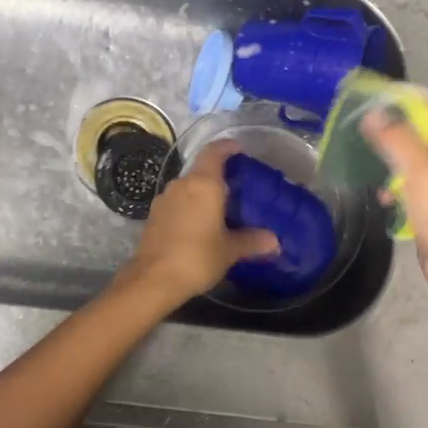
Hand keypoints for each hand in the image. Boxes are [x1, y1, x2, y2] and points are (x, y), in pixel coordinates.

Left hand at [118, 140, 278, 305]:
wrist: (153, 279)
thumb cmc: (197, 257)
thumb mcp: (229, 250)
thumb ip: (252, 241)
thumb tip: (274, 241)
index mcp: (203, 184)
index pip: (214, 152)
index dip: (227, 147)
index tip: (239, 149)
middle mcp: (182, 185)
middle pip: (201, 170)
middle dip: (218, 175)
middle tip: (238, 187)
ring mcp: (164, 199)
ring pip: (188, 187)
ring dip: (202, 193)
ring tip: (220, 208)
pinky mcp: (154, 216)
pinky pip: (177, 203)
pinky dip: (190, 207)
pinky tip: (199, 224)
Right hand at [362, 106, 427, 308]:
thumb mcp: (420, 170)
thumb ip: (397, 138)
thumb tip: (372, 112)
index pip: (426, 104)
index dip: (397, 97)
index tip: (364, 99)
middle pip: (414, 131)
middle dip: (386, 130)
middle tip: (354, 131)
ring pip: (408, 160)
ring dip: (387, 162)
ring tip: (361, 164)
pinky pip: (407, 187)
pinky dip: (392, 188)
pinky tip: (381, 200)